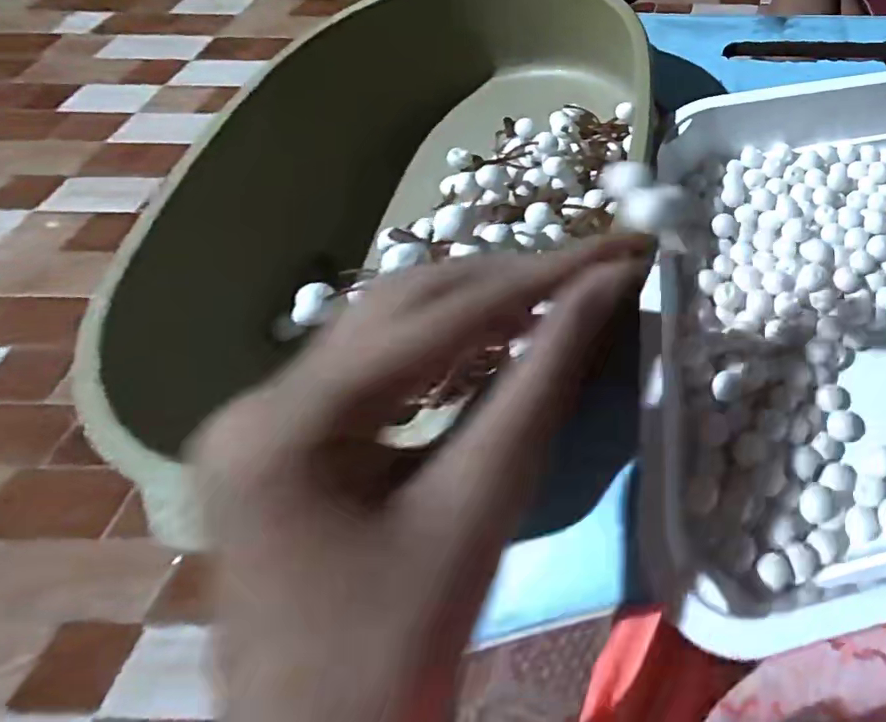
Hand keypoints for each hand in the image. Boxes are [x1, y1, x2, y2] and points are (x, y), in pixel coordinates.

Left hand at [192, 237, 650, 721]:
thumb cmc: (403, 639)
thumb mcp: (485, 497)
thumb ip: (546, 377)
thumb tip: (608, 287)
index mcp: (289, 423)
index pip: (442, 314)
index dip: (545, 274)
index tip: (622, 246)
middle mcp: (264, 397)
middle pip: (414, 300)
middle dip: (521, 276)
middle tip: (604, 262)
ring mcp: (274, 411)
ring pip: (403, 317)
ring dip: (494, 298)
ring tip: (571, 288)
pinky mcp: (300, 428)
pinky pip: (394, 354)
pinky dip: (464, 335)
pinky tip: (512, 335)